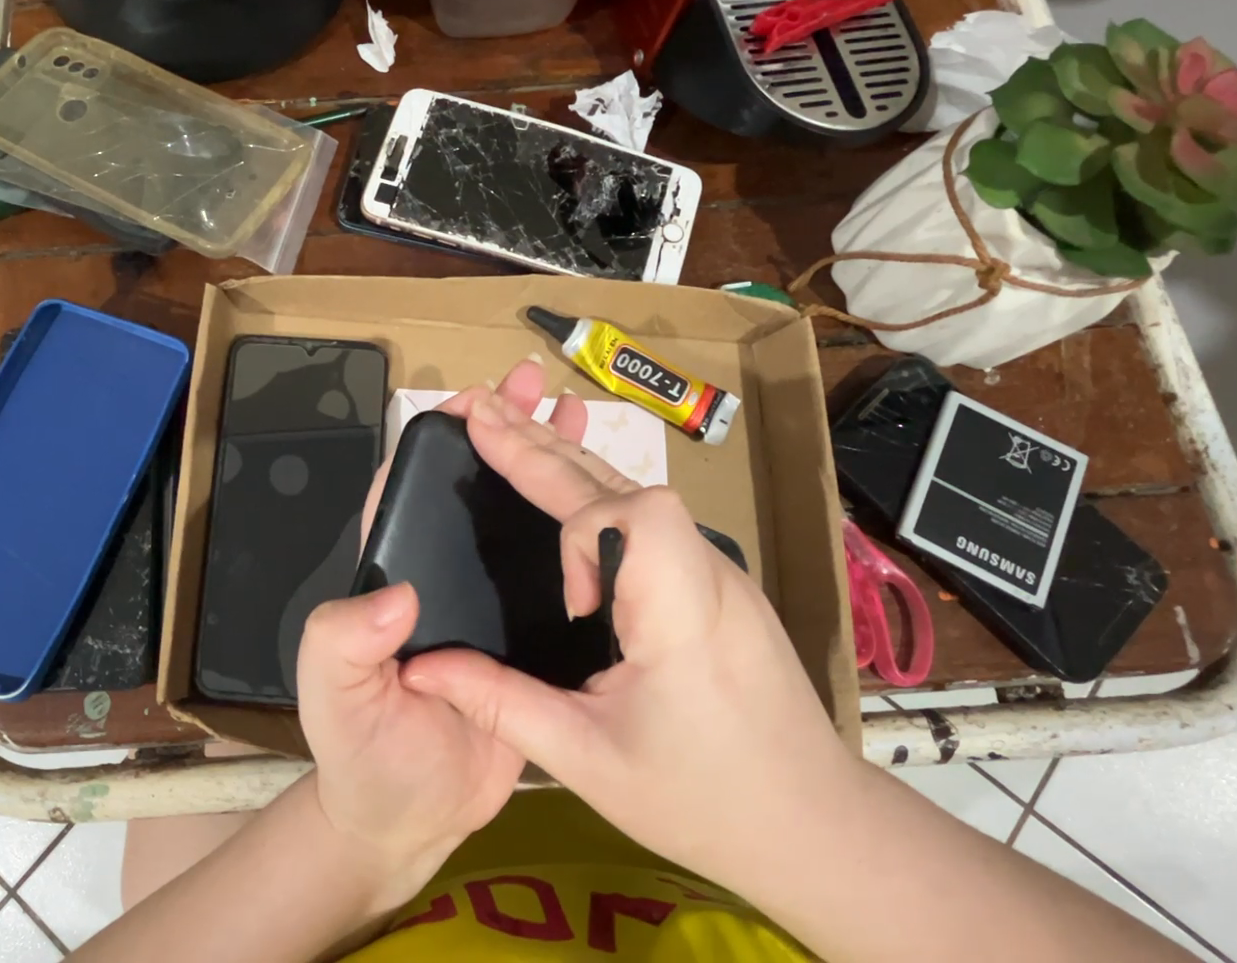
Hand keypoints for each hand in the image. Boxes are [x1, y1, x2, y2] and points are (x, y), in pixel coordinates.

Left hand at [294, 359, 585, 906]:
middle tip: (532, 383)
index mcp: (386, 576)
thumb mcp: (335, 696)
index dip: (431, 443)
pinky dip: (573, 533)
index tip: (472, 402)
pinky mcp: (522, 636)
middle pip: (464, 491)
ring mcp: (481, 603)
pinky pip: (547, 574)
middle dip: (496, 433)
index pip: (401, 492)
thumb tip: (399, 593)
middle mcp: (434, 577)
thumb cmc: (362, 753)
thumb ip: (343, 641)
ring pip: (510, 522)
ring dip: (538, 466)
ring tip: (575, 415)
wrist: (413, 818)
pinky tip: (611, 508)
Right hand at [400, 392, 863, 890]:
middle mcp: (708, 573)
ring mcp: (719, 575)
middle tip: (479, 408)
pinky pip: (649, 521)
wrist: (816, 827)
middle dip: (543, 446)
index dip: (584, 534)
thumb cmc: (703, 798)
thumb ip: (500, 704)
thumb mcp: (587, 759)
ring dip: (566, 463)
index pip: (638, 511)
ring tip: (507, 430)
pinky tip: (563, 497)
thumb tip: (420, 668)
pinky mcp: (716, 587)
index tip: (573, 605)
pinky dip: (592, 496)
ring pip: (637, 492)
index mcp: (681, 611)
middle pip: (624, 481)